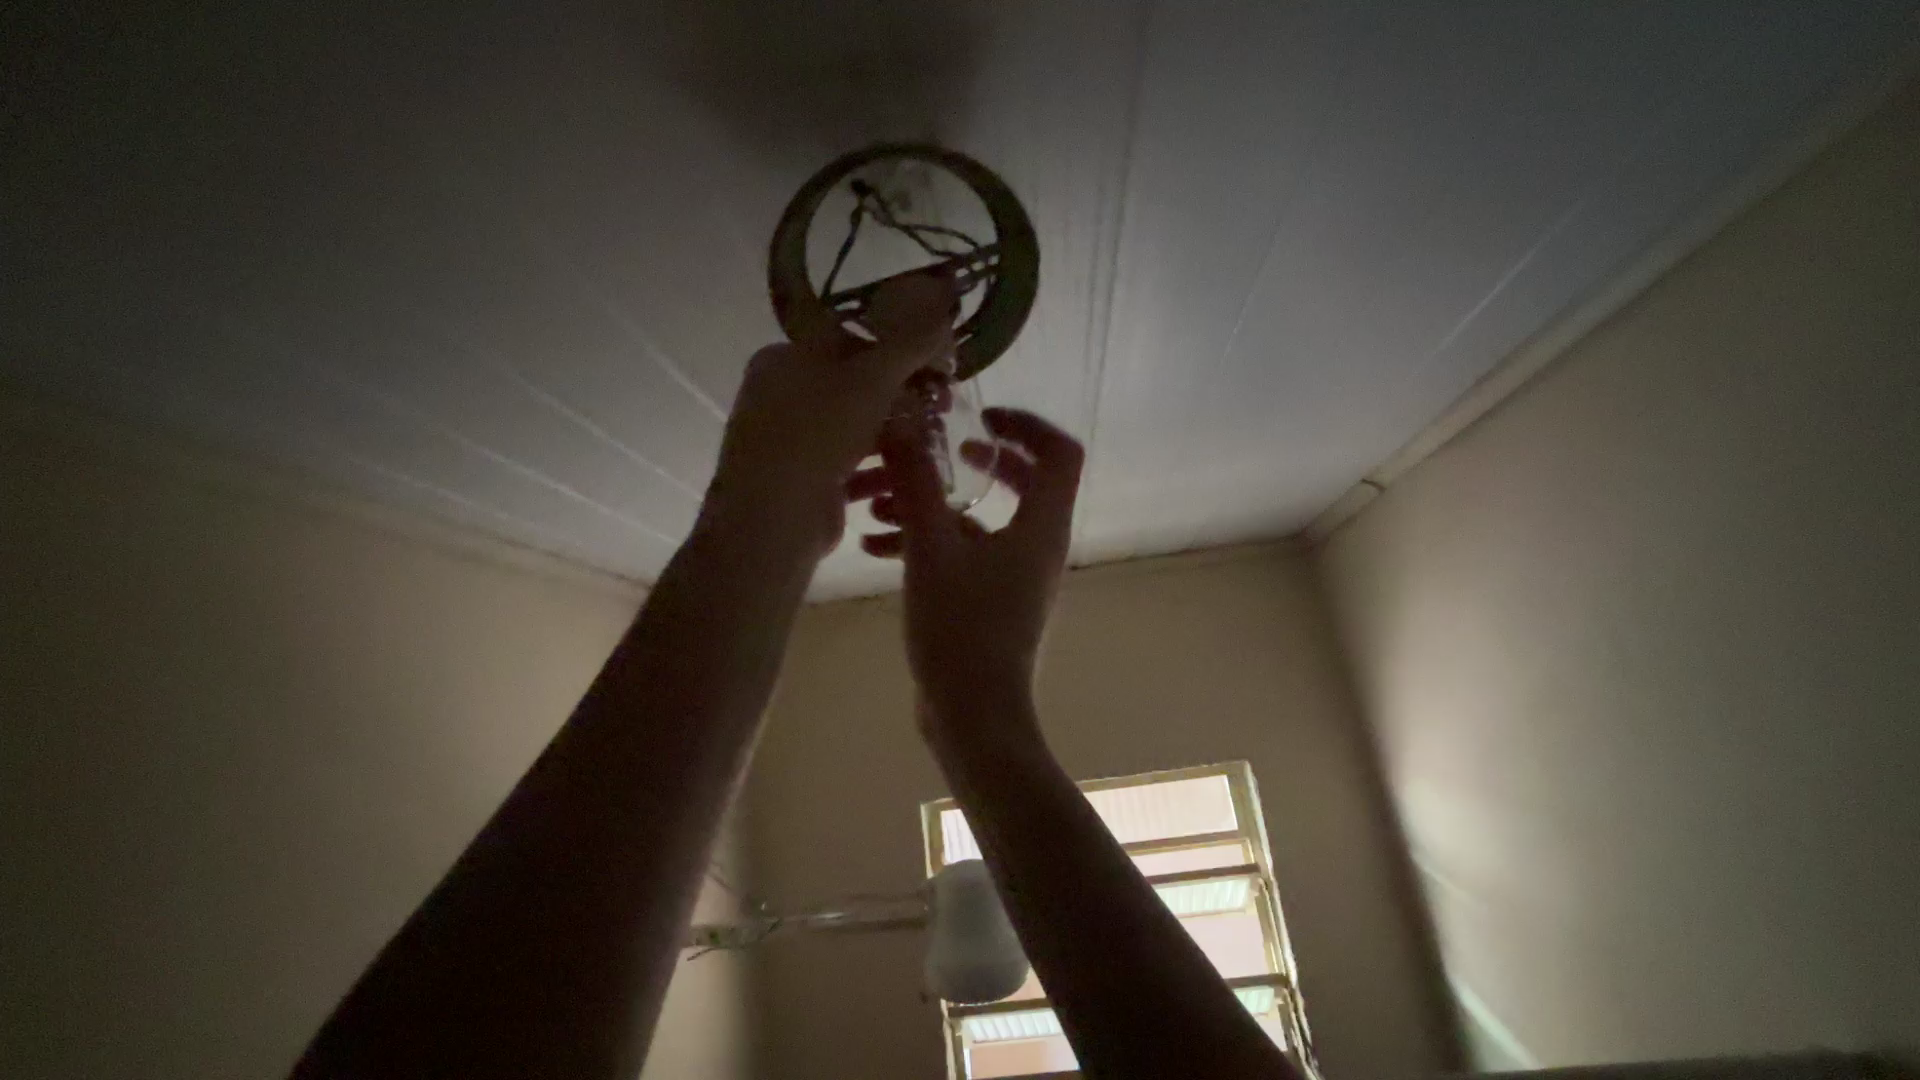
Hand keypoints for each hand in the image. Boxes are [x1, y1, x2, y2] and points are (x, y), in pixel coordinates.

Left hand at [704, 273, 955, 556]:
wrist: (775, 517)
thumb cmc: (816, 433)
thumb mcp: (870, 378)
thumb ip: (910, 343)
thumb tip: (945, 308)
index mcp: (785, 358)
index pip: (847, 337)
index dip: (894, 345)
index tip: (933, 360)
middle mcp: (780, 396)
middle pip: (853, 385)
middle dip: (901, 393)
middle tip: (942, 402)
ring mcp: (790, 443)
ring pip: (853, 428)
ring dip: (895, 432)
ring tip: (934, 438)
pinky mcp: (804, 483)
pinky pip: (850, 468)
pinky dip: (879, 470)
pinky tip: (910, 474)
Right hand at [863, 407, 1084, 724]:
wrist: (973, 714)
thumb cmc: (961, 628)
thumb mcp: (931, 549)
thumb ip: (917, 484)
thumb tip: (902, 424)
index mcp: (1042, 525)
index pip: (1059, 453)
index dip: (1025, 425)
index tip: (979, 418)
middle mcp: (1038, 545)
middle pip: (1021, 481)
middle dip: (973, 463)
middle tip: (936, 451)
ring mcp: (1016, 576)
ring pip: (982, 520)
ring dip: (935, 505)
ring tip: (877, 504)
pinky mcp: (993, 601)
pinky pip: (966, 554)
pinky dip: (930, 542)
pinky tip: (877, 548)